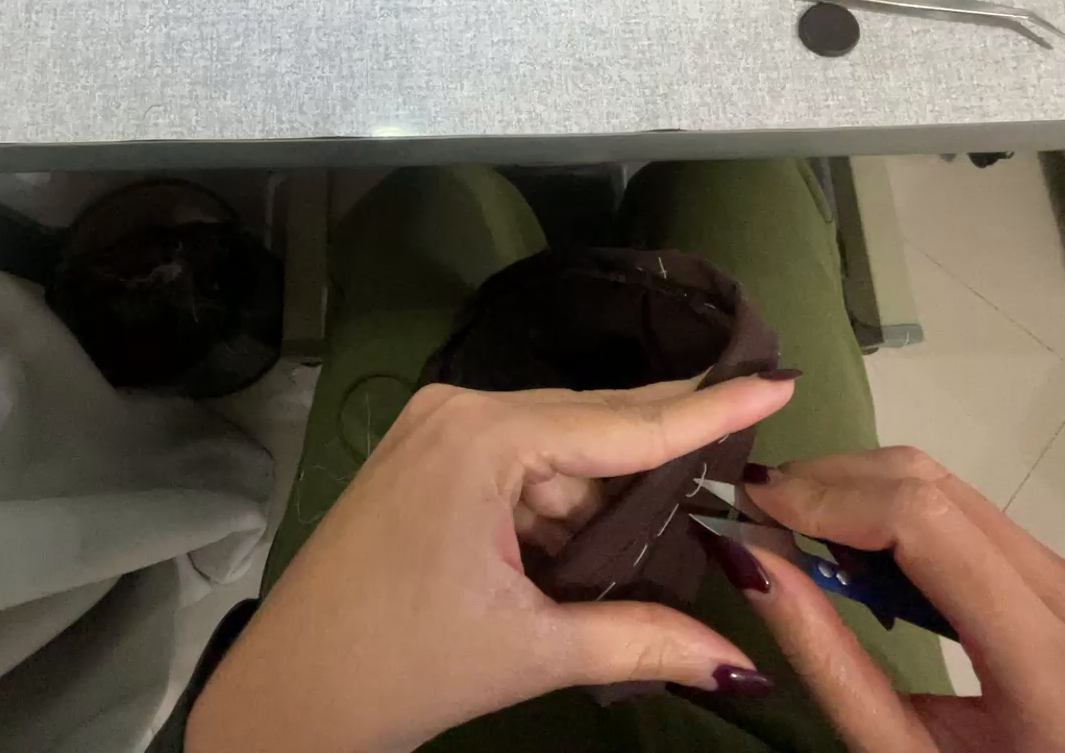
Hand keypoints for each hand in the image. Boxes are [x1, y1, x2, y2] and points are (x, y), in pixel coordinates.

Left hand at [186, 375, 796, 752]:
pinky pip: (518, 462)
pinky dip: (557, 498)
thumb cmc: (403, 663)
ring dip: (603, 492)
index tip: (775, 376)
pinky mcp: (429, 449)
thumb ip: (640, 639)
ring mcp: (439, 423)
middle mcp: (460, 408)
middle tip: (742, 445)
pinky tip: (585, 539)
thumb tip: (742, 661)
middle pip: (588, 424)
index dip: (705, 407)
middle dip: (661, 446)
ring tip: (664, 529)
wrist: (289, 687)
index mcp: (484, 437)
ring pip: (555, 448)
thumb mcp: (529, 647)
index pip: (618, 423)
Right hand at [712, 447, 1064, 751]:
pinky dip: (892, 509)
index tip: (752, 503)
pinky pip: (966, 511)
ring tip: (798, 526)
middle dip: (829, 481)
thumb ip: (824, 655)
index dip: (827, 497)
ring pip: (947, 486)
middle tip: (761, 508)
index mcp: (1060, 673)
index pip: (924, 525)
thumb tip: (747, 555)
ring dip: (857, 489)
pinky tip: (855, 547)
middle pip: (933, 487)